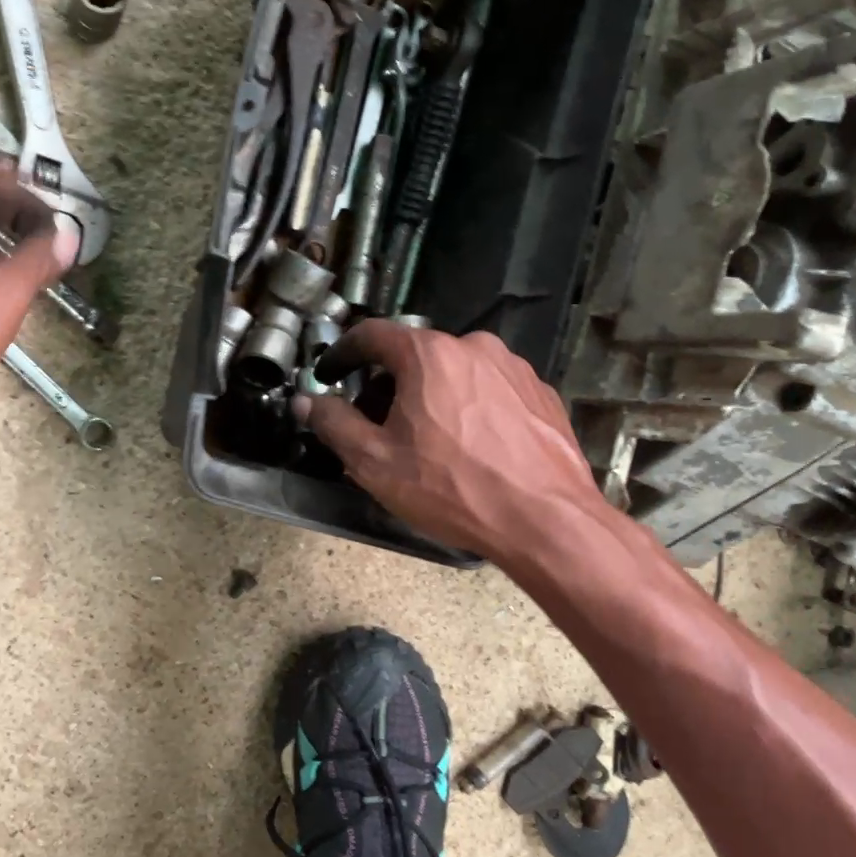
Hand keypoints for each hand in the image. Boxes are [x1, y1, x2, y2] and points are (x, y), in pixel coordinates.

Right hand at [299, 322, 602, 557]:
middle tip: (374, 425)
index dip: (342, 353)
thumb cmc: (451, 487)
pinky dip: (467, 408)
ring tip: (423, 442)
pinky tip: (468, 449)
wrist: (546, 521)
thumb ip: (333, 423)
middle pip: (414, 356)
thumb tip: (308, 401)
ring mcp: (514, 369)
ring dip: (429, 397)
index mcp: (429, 355)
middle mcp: (474, 347)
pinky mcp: (542, 394)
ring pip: (453, 373)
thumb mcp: (374, 461)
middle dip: (386, 385)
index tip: (329, 376)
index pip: (371, 335)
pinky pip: (489, 391)